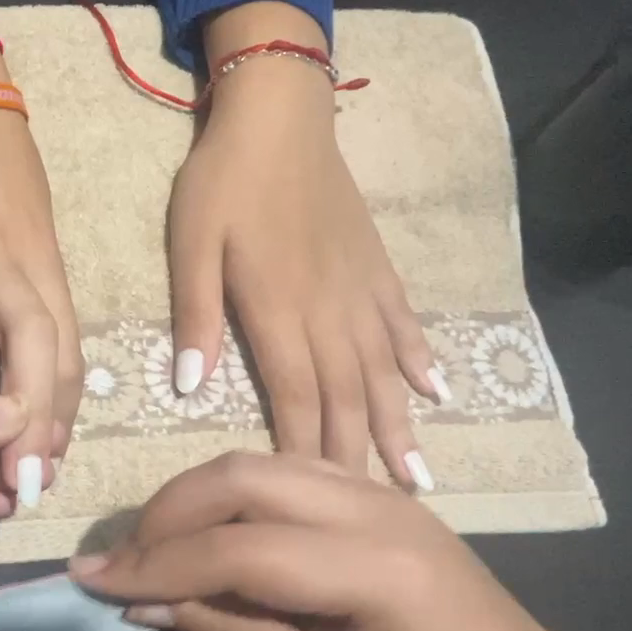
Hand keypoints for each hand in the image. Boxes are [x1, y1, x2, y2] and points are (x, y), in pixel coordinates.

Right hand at [69, 452, 631, 630]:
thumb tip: (138, 600)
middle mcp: (381, 511)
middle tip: (122, 561)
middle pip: (240, 479)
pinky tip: (211, 531)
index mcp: (380, 573)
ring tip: (155, 546)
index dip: (156, 565)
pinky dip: (228, 492)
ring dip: (192, 498)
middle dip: (165, 516)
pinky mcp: (375, 494)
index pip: (238, 550)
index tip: (90, 580)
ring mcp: (381, 493)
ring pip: (254, 463)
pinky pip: (281, 469)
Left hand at [169, 5, 442, 489]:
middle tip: (377, 510)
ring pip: (383, 371)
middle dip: (356, 454)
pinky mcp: (377, 266)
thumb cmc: (221, 185)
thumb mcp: (191, 249)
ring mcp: (361, 290)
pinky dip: (421, 360)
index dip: (303, 448)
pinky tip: (440, 390)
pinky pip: (404, 324)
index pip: (294, 396)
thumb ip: (197, 319)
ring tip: (420, 476)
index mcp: (279, 312)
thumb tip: (191, 389)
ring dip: (400, 424)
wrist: (279, 119)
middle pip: (346, 395)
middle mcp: (330, 311)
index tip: (317, 498)